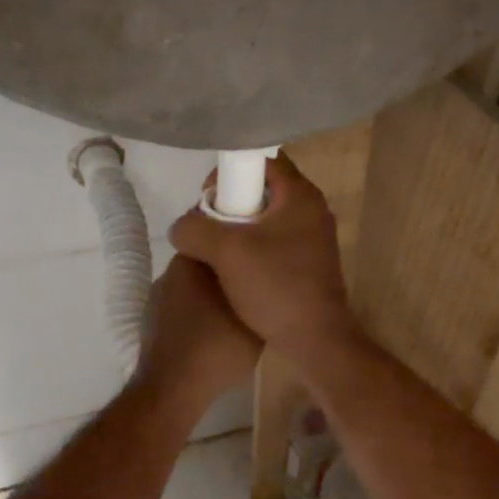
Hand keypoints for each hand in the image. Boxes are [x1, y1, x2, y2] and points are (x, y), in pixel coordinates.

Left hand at [137, 256, 261, 403]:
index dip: (246, 253)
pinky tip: (216, 338)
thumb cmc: (216, 347)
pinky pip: (185, 312)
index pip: (223, 241)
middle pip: (211, 267)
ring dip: (215, 300)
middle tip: (259, 294)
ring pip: (197, 290)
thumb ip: (263, 293)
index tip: (265, 267)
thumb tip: (271, 282)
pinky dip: (199, 319)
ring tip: (241, 318)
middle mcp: (170, 273)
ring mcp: (158, 299)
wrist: (173, 390)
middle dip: (232, 277)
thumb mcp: (255, 318)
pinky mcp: (152, 324)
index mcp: (191, 260)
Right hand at [169, 153, 356, 353]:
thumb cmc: (276, 287)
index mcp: (301, 195)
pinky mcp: (308, 261)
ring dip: (238, 228)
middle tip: (207, 224)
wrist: (316, 340)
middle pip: (262, 187)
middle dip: (230, 201)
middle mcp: (312, 209)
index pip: (263, 158)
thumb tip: (182, 228)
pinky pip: (272, 240)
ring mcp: (313, 237)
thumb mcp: (226, 252)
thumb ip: (194, 229)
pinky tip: (236, 270)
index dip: (231, 170)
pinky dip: (251, 247)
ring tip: (218, 250)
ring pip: (265, 217)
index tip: (209, 198)